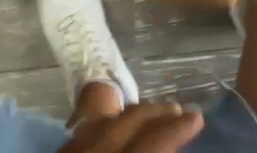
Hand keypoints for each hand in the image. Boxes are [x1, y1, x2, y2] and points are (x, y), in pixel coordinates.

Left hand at [57, 102, 203, 151]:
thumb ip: (152, 150)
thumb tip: (170, 141)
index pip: (154, 140)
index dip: (177, 128)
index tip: (197, 117)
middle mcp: (96, 150)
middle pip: (129, 120)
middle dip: (156, 111)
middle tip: (179, 108)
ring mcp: (72, 148)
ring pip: (105, 117)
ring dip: (132, 113)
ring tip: (151, 112)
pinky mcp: (59, 151)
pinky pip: (84, 128)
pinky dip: (105, 121)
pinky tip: (113, 123)